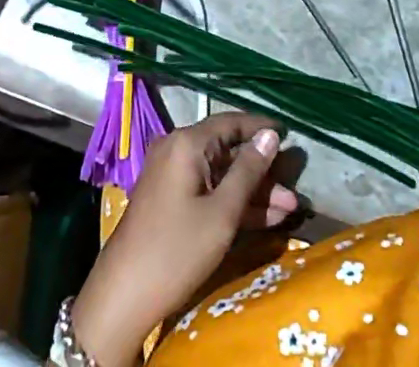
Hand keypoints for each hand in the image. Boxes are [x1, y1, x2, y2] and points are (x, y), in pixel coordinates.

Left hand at [71, 114, 297, 365]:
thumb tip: (271, 135)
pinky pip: (208, 190)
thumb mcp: (222, 211)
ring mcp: (171, 175)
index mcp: (186, 143)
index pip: (231, 123)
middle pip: (228, 151)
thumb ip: (249, 170)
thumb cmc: (178, 249)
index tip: (292, 138)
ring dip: (253, 192)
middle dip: (263, 173)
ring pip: (220, 174)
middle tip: (294, 192)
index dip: (262, 129)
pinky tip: (266, 218)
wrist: (124, 296)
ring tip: (290, 210)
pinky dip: (233, 202)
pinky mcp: (170, 199)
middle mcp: (176, 150)